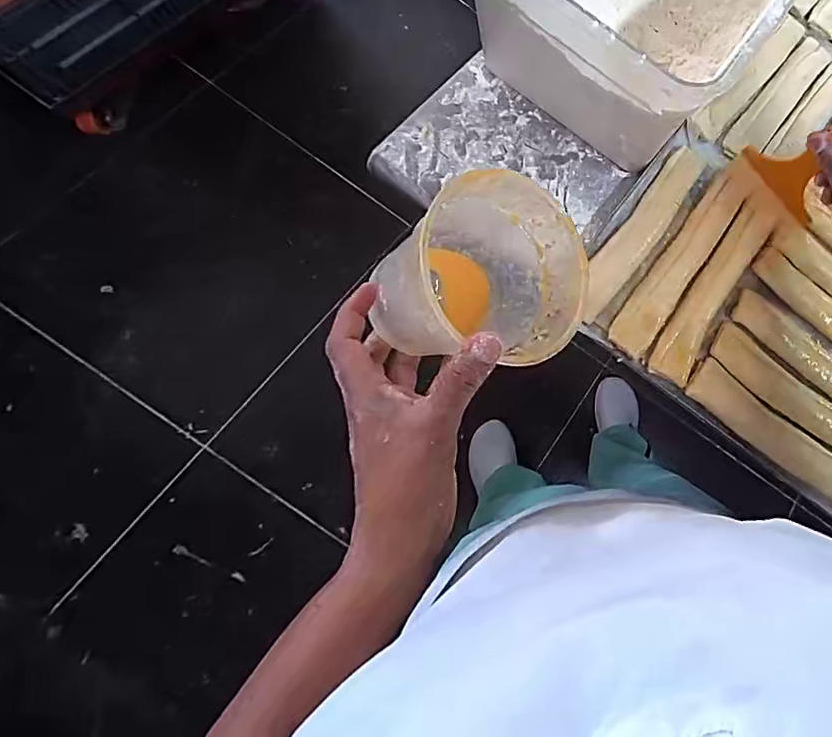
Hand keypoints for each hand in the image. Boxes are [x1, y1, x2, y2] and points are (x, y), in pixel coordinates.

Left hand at [326, 283, 501, 582]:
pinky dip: (435, 374)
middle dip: (386, 326)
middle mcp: (374, 405)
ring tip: (441, 325)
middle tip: (416, 302)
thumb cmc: (403, 485)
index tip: (375, 289)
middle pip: (369, 356)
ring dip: (412, 349)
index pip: (344, 345)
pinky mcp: (414, 436)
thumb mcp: (433, 425)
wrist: (399, 542)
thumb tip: (488, 338)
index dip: (352, 314)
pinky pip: (421, 393)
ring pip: (396, 374)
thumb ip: (460, 381)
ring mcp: (393, 423)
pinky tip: (460, 368)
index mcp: (366, 397)